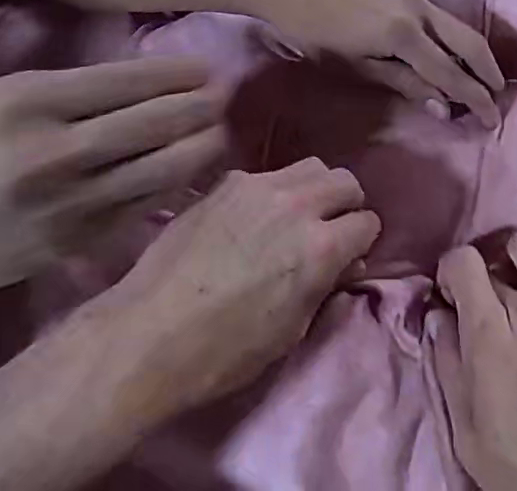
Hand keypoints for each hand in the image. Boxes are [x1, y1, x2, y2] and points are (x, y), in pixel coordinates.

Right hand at [0, 57, 228, 304]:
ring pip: (164, 167)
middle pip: (157, 122)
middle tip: (229, 93)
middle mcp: (54, 152)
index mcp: (29, 103)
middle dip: (204, 104)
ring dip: (204, 143)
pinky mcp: (73, 245)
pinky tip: (194, 168)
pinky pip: (144, 206)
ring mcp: (67, 204)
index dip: (180, 73)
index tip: (208, 68)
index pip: (130, 81)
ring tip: (222, 127)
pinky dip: (176, 183)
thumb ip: (70, 88)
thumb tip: (146, 78)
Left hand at [83, 158, 379, 416]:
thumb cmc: (225, 351)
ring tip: (297, 214)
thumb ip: (326, 286)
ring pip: (313, 166)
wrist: (148, 335)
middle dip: (347, 206)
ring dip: (316, 189)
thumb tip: (347, 261)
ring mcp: (261, 186)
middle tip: (329, 229)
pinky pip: (269, 174)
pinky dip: (275, 191)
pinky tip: (253, 217)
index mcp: (321, 246)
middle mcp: (298, 205)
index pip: (369, 223)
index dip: (361, 244)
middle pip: (347, 182)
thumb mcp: (291, 331)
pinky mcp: (228, 183)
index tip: (348, 258)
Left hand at [252, 0, 504, 125]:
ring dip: (477, 55)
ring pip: (461, 28)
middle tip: (498, 99)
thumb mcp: (358, 67)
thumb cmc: (318, 36)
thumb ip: (405, 83)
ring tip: (483, 81)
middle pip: (469, 43)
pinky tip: (456, 56)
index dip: (474, 98)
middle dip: (489, 72)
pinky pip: (446, 19)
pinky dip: (459, 40)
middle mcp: (421, 11)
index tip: (492, 120)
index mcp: (404, 35)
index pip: (451, 73)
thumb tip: (444, 107)